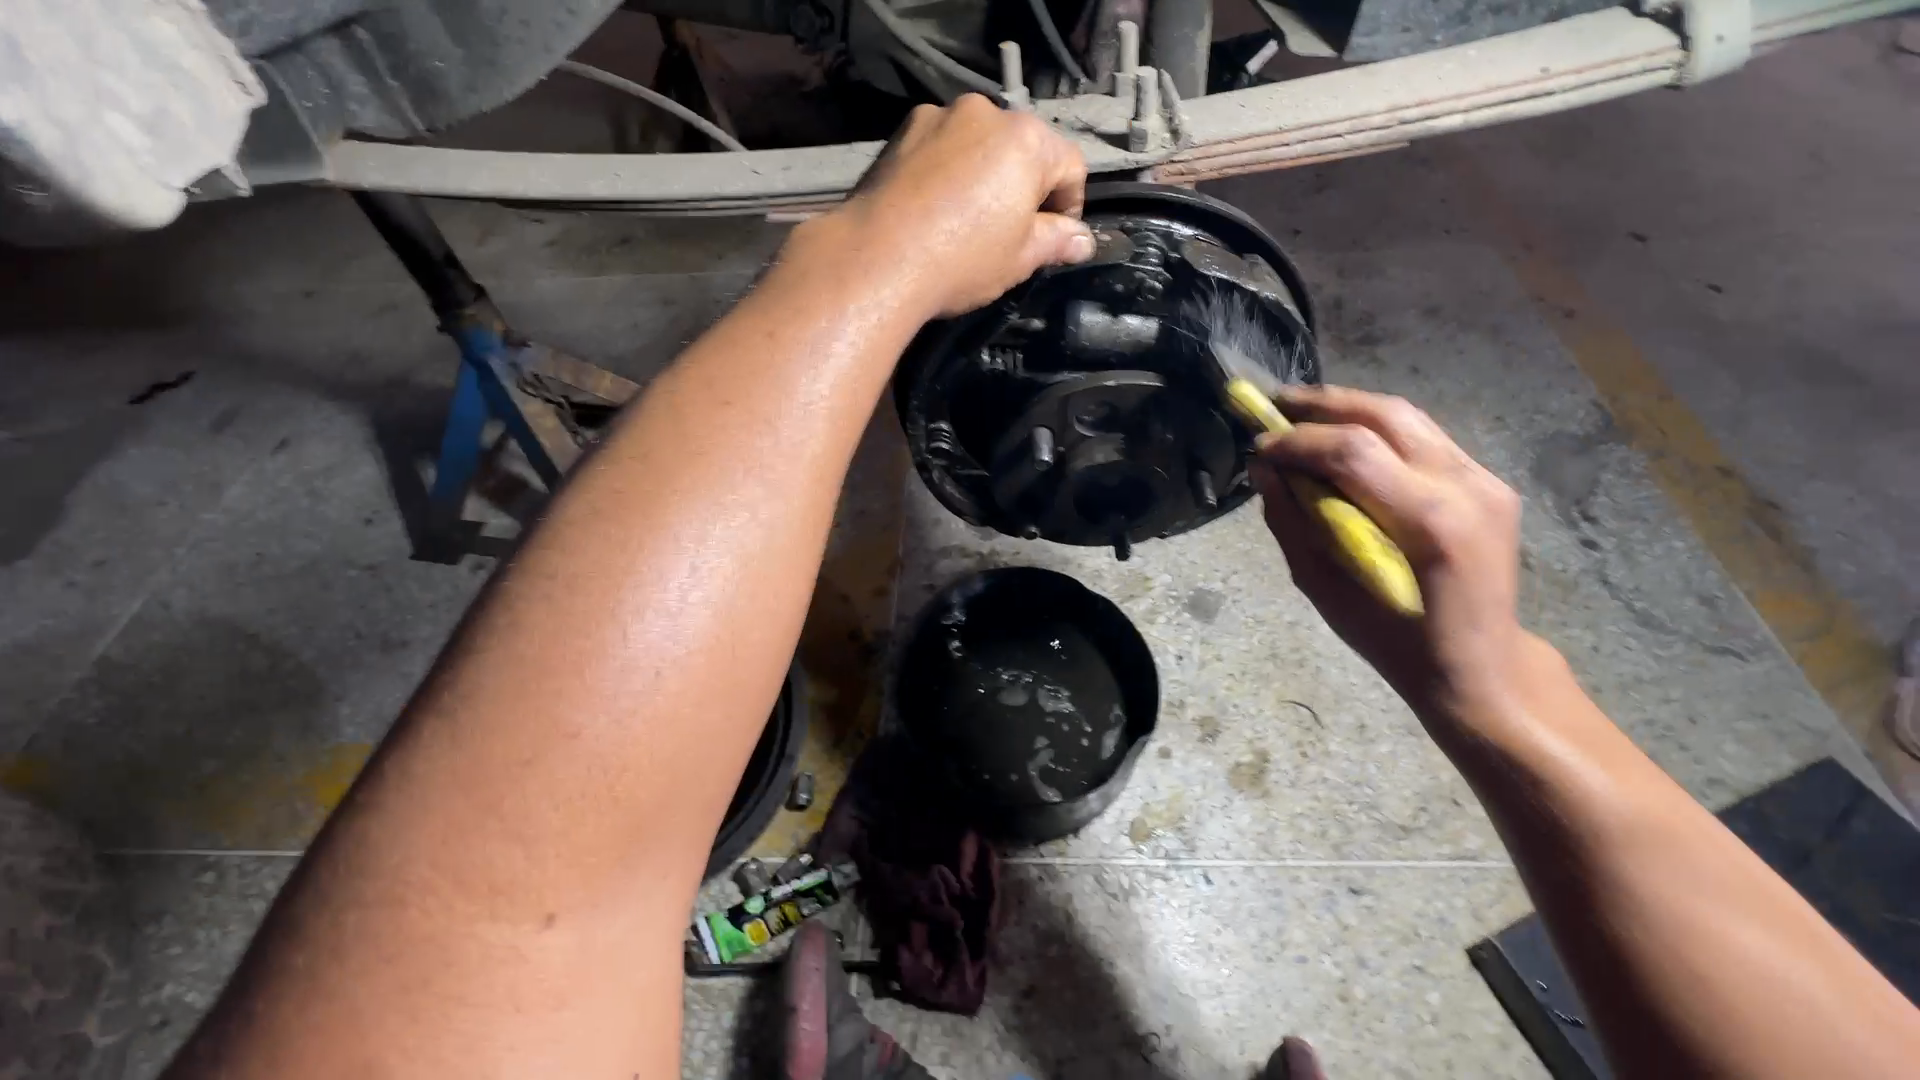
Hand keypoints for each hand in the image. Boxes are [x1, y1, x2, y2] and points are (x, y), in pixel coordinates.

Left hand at [801, 94, 1092, 318]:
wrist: (877, 258)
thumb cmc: (961, 260)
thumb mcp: (1021, 258)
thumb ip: (1057, 241)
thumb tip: (1082, 240)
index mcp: (1027, 140)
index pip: (1070, 166)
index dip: (1070, 207)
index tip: (1055, 239)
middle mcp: (985, 113)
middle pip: (1021, 150)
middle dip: (1022, 188)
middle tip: (1009, 235)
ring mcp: (938, 118)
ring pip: (978, 146)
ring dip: (982, 177)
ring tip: (965, 224)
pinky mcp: (901, 133)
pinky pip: (940, 149)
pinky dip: (945, 173)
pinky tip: (933, 212)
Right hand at [1251, 385, 1540, 728]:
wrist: (1480, 665)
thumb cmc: (1395, 642)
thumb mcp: (1326, 590)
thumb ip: (1294, 523)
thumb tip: (1266, 472)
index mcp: (1430, 521)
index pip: (1352, 450)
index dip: (1297, 440)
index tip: (1259, 447)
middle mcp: (1466, 486)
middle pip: (1386, 415)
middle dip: (1323, 404)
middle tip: (1274, 404)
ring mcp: (1486, 480)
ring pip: (1408, 417)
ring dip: (1349, 409)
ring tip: (1301, 412)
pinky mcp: (1488, 482)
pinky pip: (1423, 438)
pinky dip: (1376, 429)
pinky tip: (1344, 438)